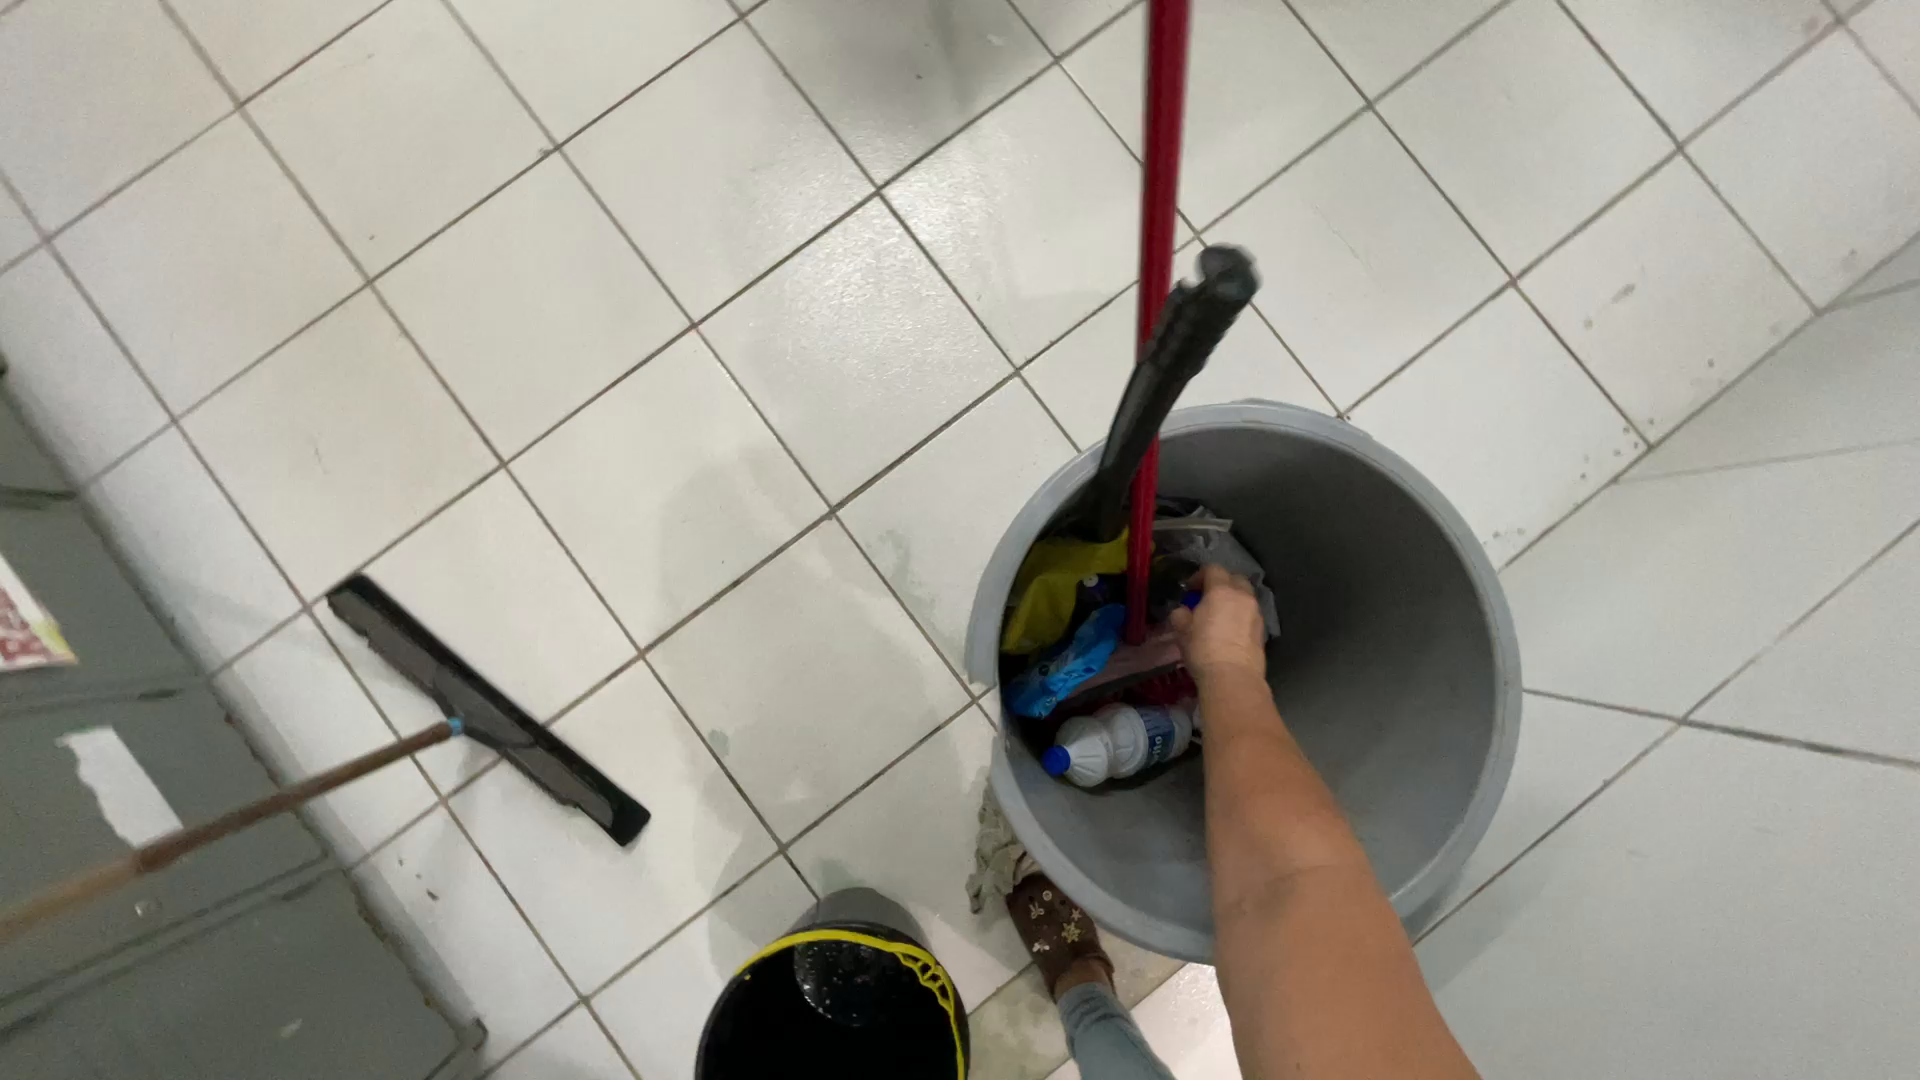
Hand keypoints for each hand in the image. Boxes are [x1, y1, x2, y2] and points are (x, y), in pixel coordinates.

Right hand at [1169, 564, 1266, 685]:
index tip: (1189, 590)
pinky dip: (1240, 616)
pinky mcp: (1262, 631)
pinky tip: (1229, 631)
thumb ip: (1181, 614)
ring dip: (1232, 600)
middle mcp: (1242, 597)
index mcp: (1221, 591)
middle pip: (1234, 578)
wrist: (1232, 677)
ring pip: (1245, 597)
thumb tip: (1184, 612)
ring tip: (1219, 616)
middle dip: (1221, 584)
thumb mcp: (1181, 630)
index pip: (1212, 569)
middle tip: (1207, 599)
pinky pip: (1249, 614)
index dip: (1199, 576)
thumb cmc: (1203, 649)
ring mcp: (1256, 613)